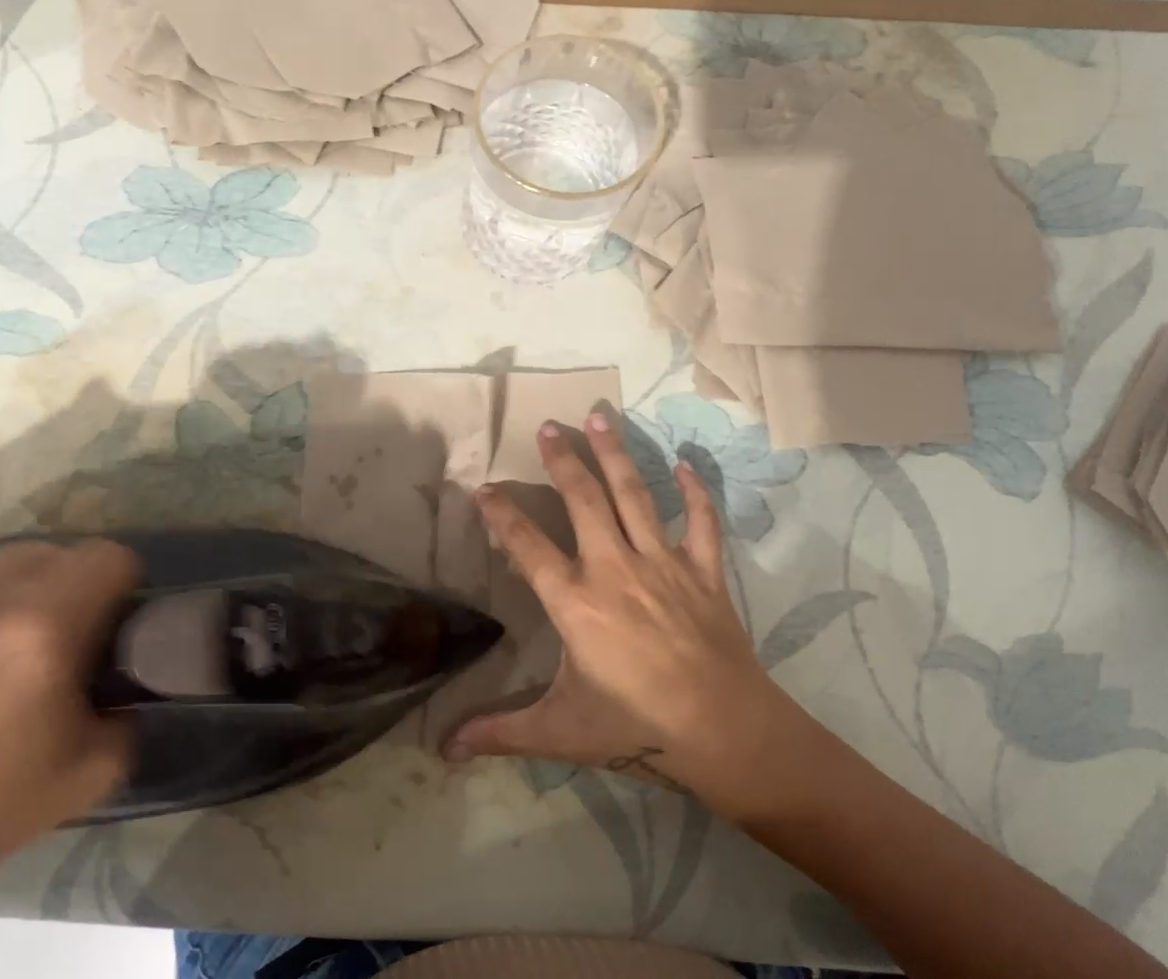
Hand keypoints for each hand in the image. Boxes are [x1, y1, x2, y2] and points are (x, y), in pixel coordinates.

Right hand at [442, 413, 798, 797]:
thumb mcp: (558, 732)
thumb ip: (500, 732)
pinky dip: (695, 491)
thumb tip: (442, 751)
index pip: (527, 546)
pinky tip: (686, 463)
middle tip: (547, 426)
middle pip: (583, 501)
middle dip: (562, 461)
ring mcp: (663, 565)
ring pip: (634, 496)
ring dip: (614, 454)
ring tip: (599, 416)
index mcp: (574, 602)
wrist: (725, 732)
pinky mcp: (704, 573)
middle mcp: (614, 569)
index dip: (503, 515)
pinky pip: (701, 522)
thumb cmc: (635, 729)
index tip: (484, 489)